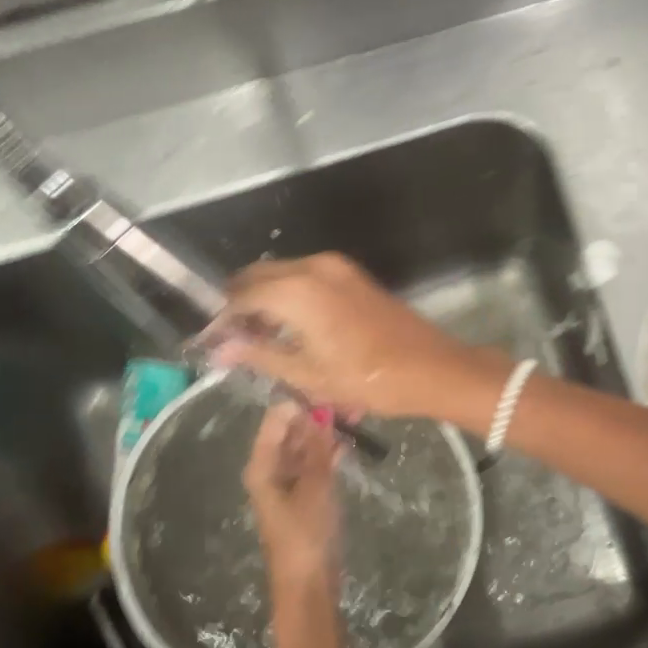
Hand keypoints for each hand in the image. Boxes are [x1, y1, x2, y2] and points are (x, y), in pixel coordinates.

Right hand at [199, 254, 509, 425]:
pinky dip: (292, 297)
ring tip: (263, 340)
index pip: (240, 296)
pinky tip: (293, 329)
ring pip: (284, 275)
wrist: (434, 370)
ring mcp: (338, 268)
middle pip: (259, 277)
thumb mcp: (309, 376)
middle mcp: (314, 267)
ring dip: (267, 300)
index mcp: (297, 290)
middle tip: (236, 342)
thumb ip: (260, 356)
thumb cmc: (370, 379)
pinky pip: (308, 279)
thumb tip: (219, 349)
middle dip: (242, 305)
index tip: (213, 344)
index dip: (223, 320)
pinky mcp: (355, 276)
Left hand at [245, 401, 342, 582]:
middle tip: (345, 402)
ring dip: (322, 436)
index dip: (298, 404)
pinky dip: (326, 456)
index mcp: (262, 467)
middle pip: (288, 434)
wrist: (309, 581)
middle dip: (313, 418)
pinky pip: (312, 466)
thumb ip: (318, 450)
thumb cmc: (307, 534)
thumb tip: (321, 412)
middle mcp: (270, 471)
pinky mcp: (304, 498)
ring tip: (351, 419)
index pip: (275, 422)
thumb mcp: (315, 487)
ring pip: (303, 450)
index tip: (328, 388)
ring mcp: (287, 485)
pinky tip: (346, 446)